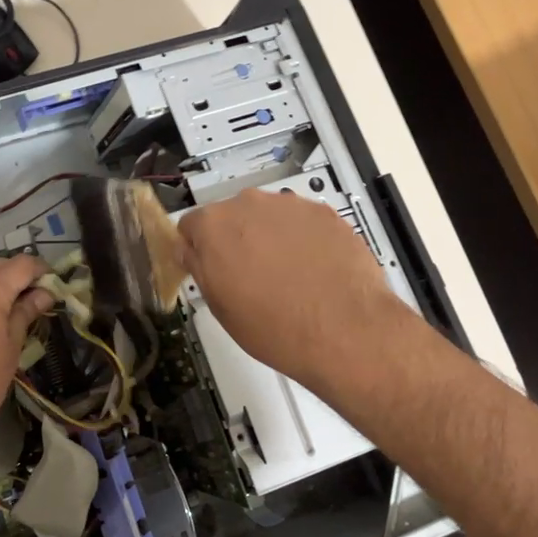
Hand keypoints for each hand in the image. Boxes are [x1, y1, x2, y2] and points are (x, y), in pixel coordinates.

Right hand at [177, 188, 405, 386]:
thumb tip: (193, 252)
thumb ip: (200, 268)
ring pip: (269, 216)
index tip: (211, 268)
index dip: (199, 248)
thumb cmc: (275, 327)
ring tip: (288, 275)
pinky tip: (314, 270)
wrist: (345, 332)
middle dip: (237, 240)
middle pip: (232, 216)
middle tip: (251, 276)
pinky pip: (303, 221)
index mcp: (213, 226)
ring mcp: (290, 206)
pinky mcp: (324, 213)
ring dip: (271, 237)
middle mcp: (248, 204)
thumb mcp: (220, 306)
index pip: (191, 226)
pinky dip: (304, 239)